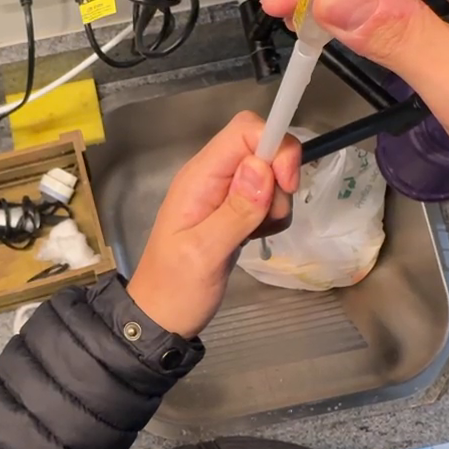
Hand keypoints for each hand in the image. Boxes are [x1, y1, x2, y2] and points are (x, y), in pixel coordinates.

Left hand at [127, 113, 301, 337]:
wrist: (162, 318)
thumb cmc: (175, 289)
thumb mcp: (203, 254)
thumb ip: (234, 211)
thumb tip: (261, 167)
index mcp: (199, 178)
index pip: (244, 131)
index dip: (274, 146)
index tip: (286, 184)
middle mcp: (212, 178)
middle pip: (263, 149)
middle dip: (279, 180)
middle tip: (266, 220)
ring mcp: (224, 196)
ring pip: (270, 177)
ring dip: (276, 204)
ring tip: (253, 236)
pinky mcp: (235, 214)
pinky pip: (267, 201)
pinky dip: (271, 218)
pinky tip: (253, 239)